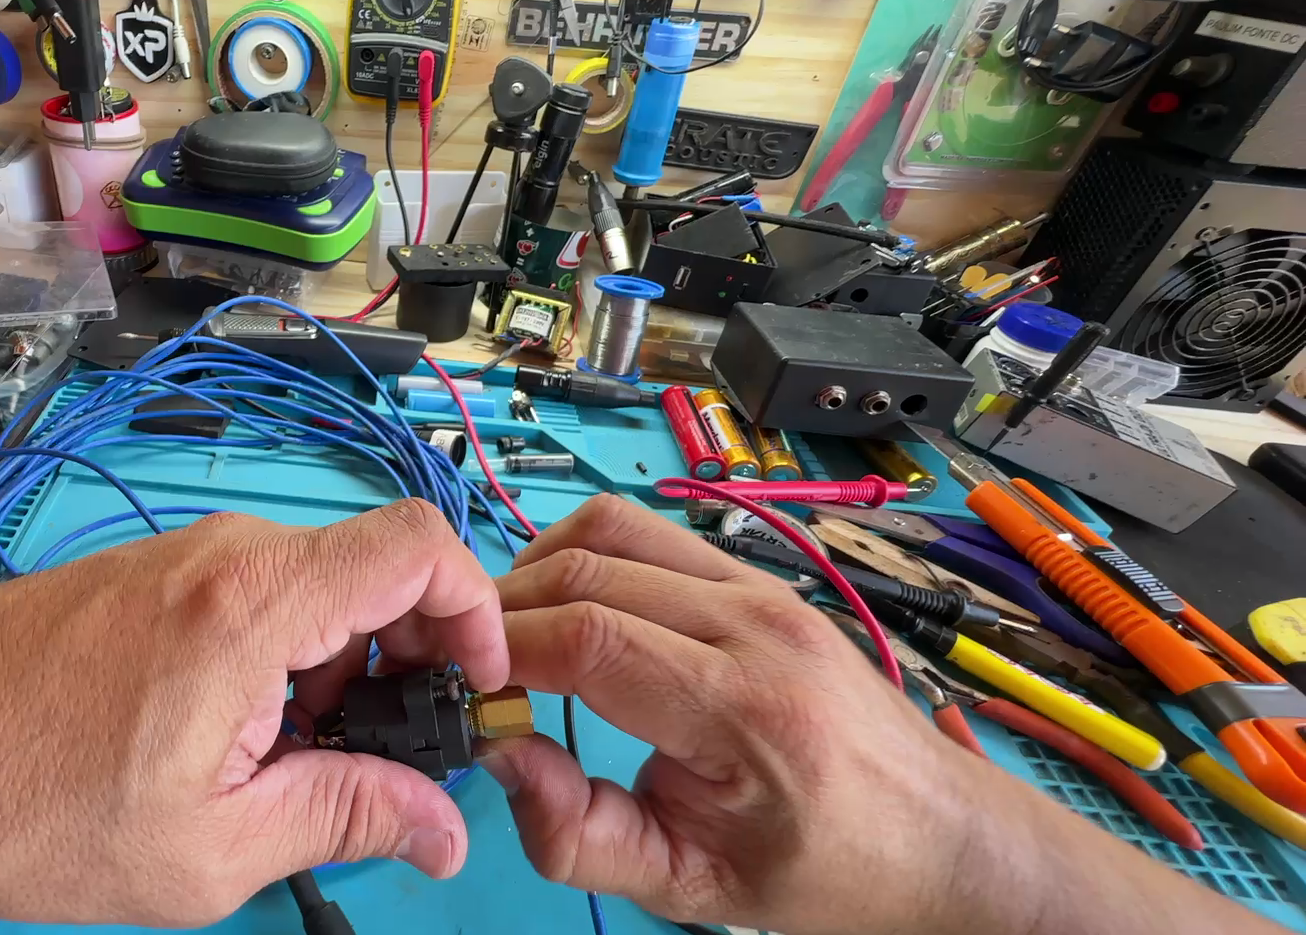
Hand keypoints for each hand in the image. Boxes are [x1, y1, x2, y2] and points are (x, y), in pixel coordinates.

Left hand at [0, 499, 507, 926]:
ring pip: (318, 586)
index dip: (473, 604)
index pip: (418, 544)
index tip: (470, 683)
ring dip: (339, 663)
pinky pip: (262, 590)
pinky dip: (286, 651)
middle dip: (405, 656)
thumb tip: (447, 829)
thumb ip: (348, 818)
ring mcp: (192, 551)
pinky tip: (234, 725)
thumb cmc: (36, 806)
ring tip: (287, 755)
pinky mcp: (161, 568)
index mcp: (259, 598)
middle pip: (373, 569)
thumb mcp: (212, 847)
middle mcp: (233, 550)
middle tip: (377, 749)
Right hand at [477, 495, 1004, 934]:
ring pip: (606, 529)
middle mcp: (750, 621)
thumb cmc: (819, 873)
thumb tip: (497, 749)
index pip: (589, 639)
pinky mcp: (751, 569)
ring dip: (537, 567)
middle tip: (474, 658)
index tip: (468, 685)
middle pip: (584, 574)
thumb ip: (576, 835)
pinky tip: (569, 598)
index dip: (507, 652)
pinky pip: (640, 527)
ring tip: (515, 624)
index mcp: (744, 710)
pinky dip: (580, 549)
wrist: (945, 836)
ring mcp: (755, 581)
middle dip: (505, 609)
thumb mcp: (690, 888)